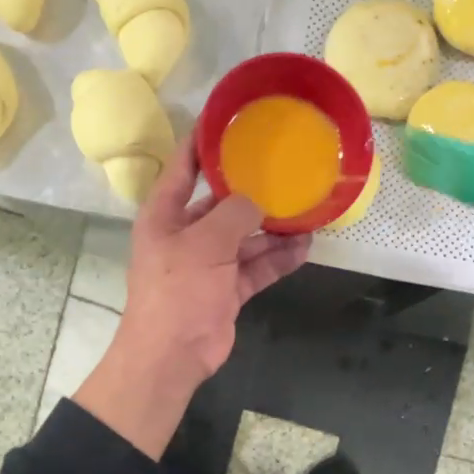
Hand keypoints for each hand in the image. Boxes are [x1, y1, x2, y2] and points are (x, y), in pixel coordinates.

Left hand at [74, 141, 309, 457]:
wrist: (171, 355)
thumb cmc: (178, 291)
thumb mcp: (205, 243)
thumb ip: (234, 214)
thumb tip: (257, 200)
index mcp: (165, 214)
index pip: (184, 166)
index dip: (206, 141)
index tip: (233, 118)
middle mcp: (185, 234)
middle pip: (222, 204)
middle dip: (253, 191)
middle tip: (288, 170)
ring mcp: (208, 264)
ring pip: (245, 237)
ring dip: (273, 228)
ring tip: (308, 211)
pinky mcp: (226, 291)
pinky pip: (256, 267)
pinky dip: (278, 259)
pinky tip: (305, 247)